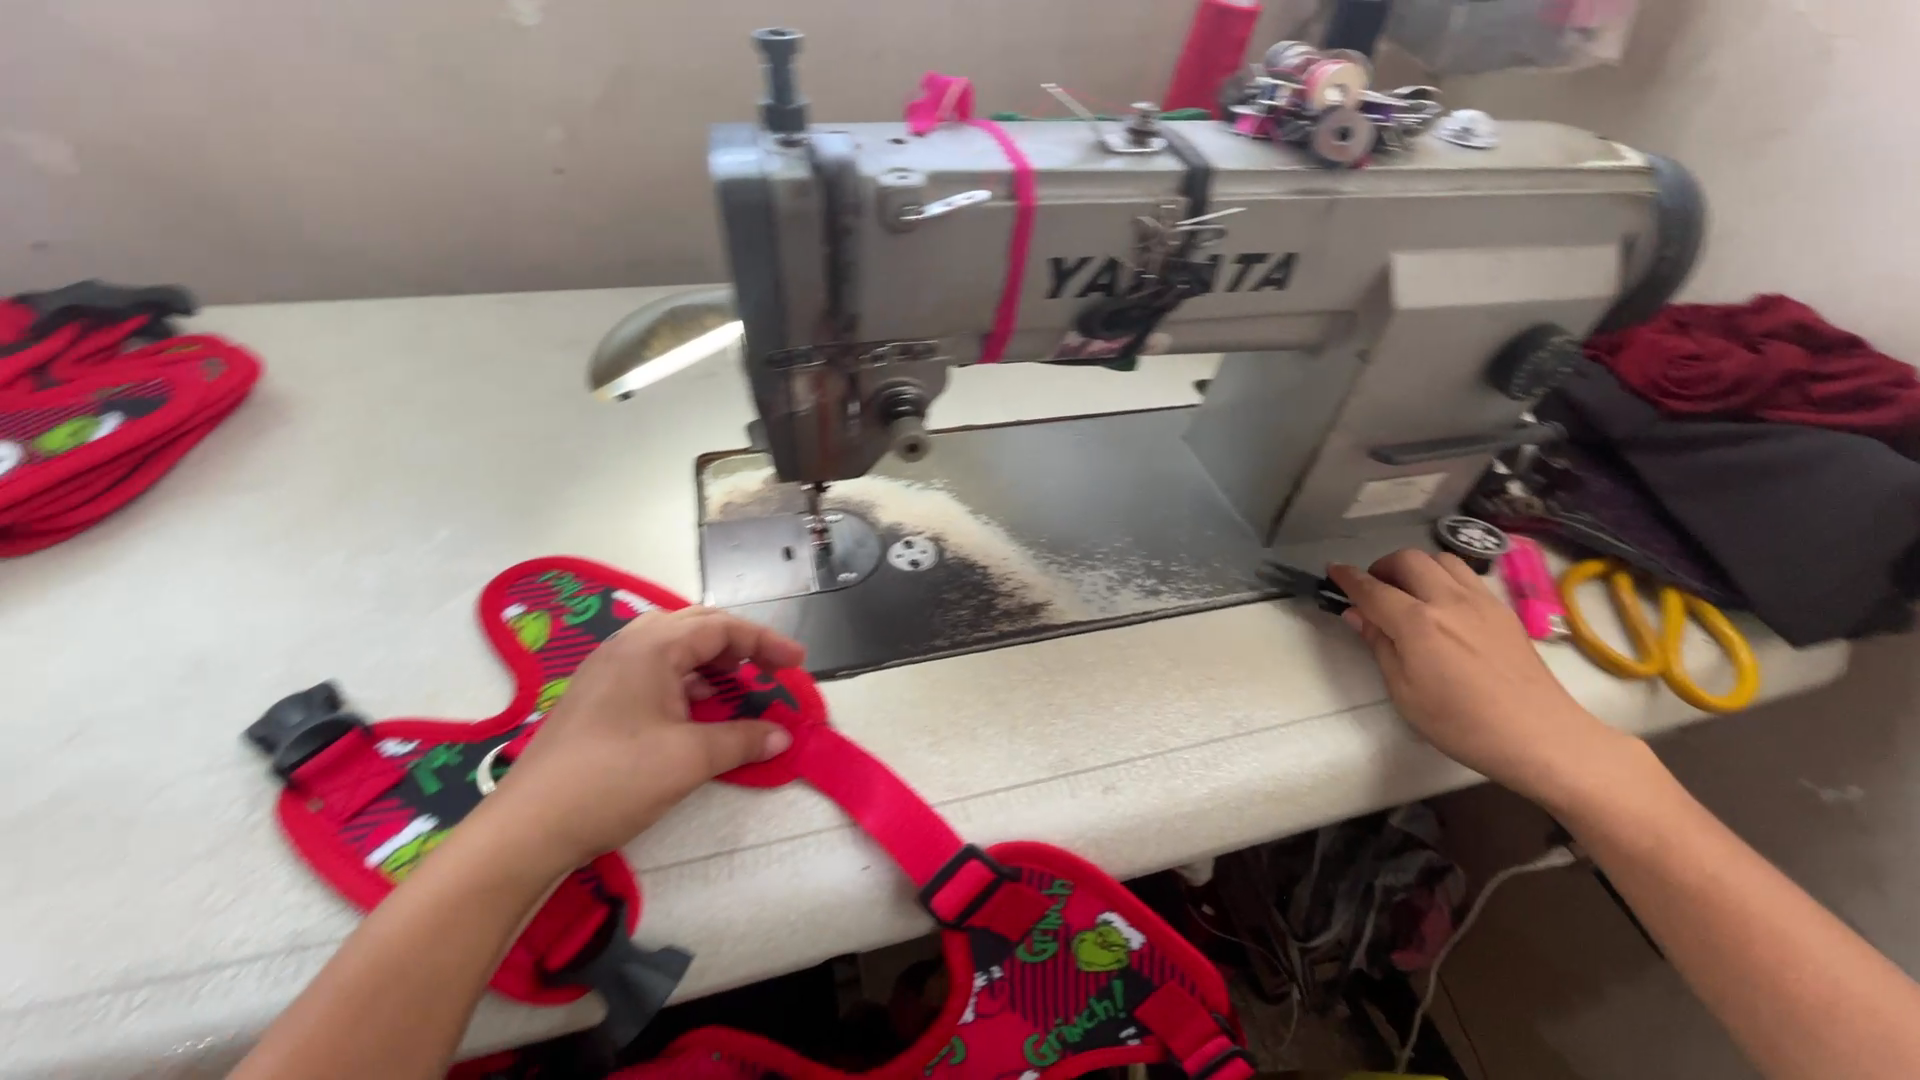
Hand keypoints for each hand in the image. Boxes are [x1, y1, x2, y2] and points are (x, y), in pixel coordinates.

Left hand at [478, 607, 803, 870]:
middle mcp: (628, 646)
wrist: (530, 826)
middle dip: (740, 645)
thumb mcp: (689, 759)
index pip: (722, 627)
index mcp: (653, 646)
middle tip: (770, 671)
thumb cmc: (614, 779)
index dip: (766, 642)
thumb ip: (742, 739)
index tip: (798, 664)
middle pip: (697, 627)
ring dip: (711, 663)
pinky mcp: (597, 696)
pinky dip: (686, 681)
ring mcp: (607, 670)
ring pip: (673, 648)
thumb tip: (782, 735)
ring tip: (738, 689)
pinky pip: (653, 670)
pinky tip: (697, 711)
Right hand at [1329, 550, 1633, 803]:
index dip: (1348, 578)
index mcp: (1417, 623)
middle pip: (1408, 560)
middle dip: (1382, 567)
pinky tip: (1442, 606)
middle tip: (1373, 590)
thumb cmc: (1461, 723)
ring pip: (1441, 560)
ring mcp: (1481, 602)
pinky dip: (1444, 578)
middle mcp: (1448, 601)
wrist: (1539, 736)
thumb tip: (1358, 615)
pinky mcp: (1503, 611)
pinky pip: (1467, 577)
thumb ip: (1380, 646)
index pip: (1372, 589)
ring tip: (1408, 593)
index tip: (1333, 571)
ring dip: (1416, 568)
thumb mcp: (1405, 692)